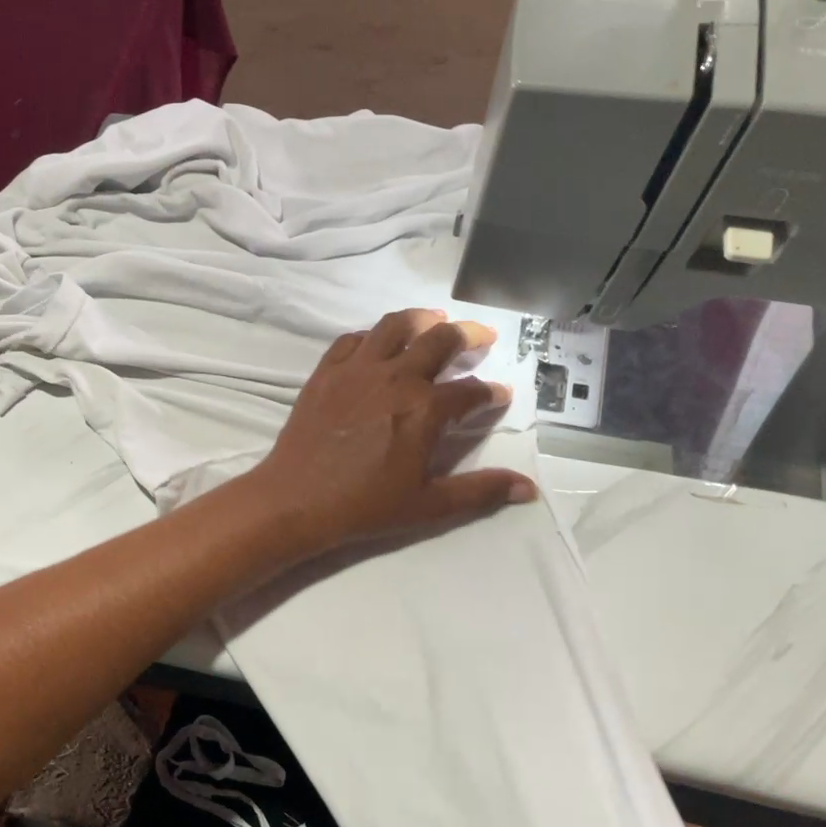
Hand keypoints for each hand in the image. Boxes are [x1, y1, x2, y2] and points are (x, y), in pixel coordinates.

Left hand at [248, 308, 533, 550]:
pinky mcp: (325, 372)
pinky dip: (372, 335)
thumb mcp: (428, 506)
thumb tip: (530, 488)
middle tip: (480, 337)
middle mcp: (395, 377)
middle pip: (439, 340)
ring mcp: (356, 370)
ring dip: (421, 319)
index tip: (500, 395)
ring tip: (434, 320)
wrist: (295, 501)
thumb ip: (480, 492)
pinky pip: (352, 339)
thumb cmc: (364, 507)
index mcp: (425, 408)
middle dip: (467, 335)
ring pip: (395, 326)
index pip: (471, 391)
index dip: (491, 393)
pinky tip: (378, 342)